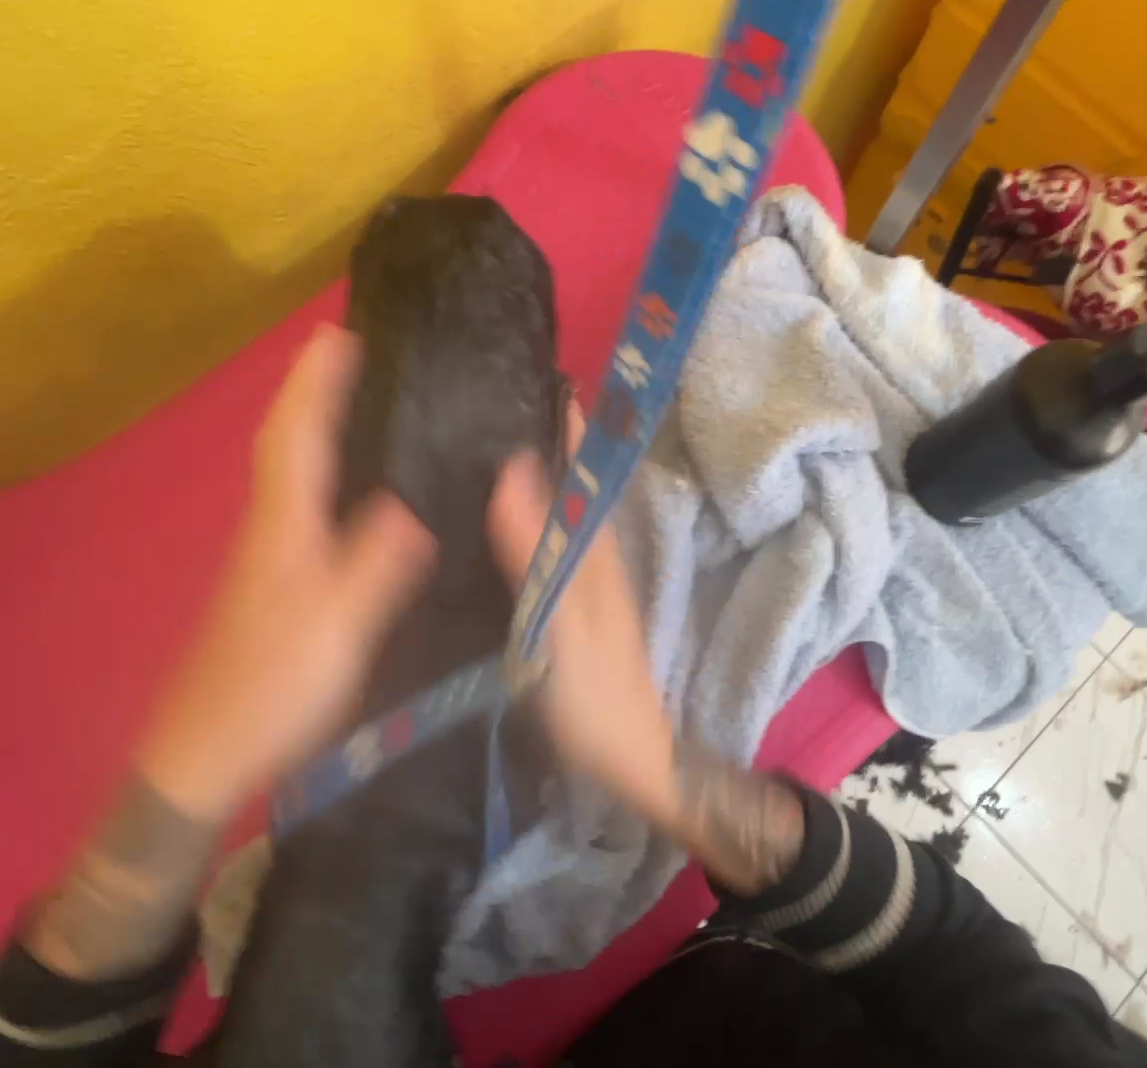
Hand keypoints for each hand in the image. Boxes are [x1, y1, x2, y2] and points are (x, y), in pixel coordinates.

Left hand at [136, 325, 436, 821]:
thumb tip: (411, 506)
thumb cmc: (271, 687)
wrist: (204, 750)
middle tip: (342, 353)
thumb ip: (375, 566)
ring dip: (307, 424)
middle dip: (307, 391)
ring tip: (345, 398)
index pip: (297, 438)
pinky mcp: (271, 583)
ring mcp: (265, 557)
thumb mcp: (337, 628)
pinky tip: (341, 485)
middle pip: (282, 444)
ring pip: (286, 472)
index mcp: (284, 529)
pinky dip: (314, 470)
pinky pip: (296, 503)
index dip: (315, 384)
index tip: (337, 333)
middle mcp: (269, 529)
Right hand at [487, 405, 802, 896]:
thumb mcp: (560, 627)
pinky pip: (564, 553)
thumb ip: (538, 556)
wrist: (631, 759)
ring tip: (515, 450)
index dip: (575, 436)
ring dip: (554, 483)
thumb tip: (515, 476)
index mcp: (596, 560)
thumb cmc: (593, 699)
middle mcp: (600, 566)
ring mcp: (594, 593)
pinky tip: (521, 526)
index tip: (557, 385)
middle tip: (523, 407)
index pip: (584, 482)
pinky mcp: (583, 617)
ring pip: (574, 522)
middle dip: (562, 450)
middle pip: (580, 496)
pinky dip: (547, 524)